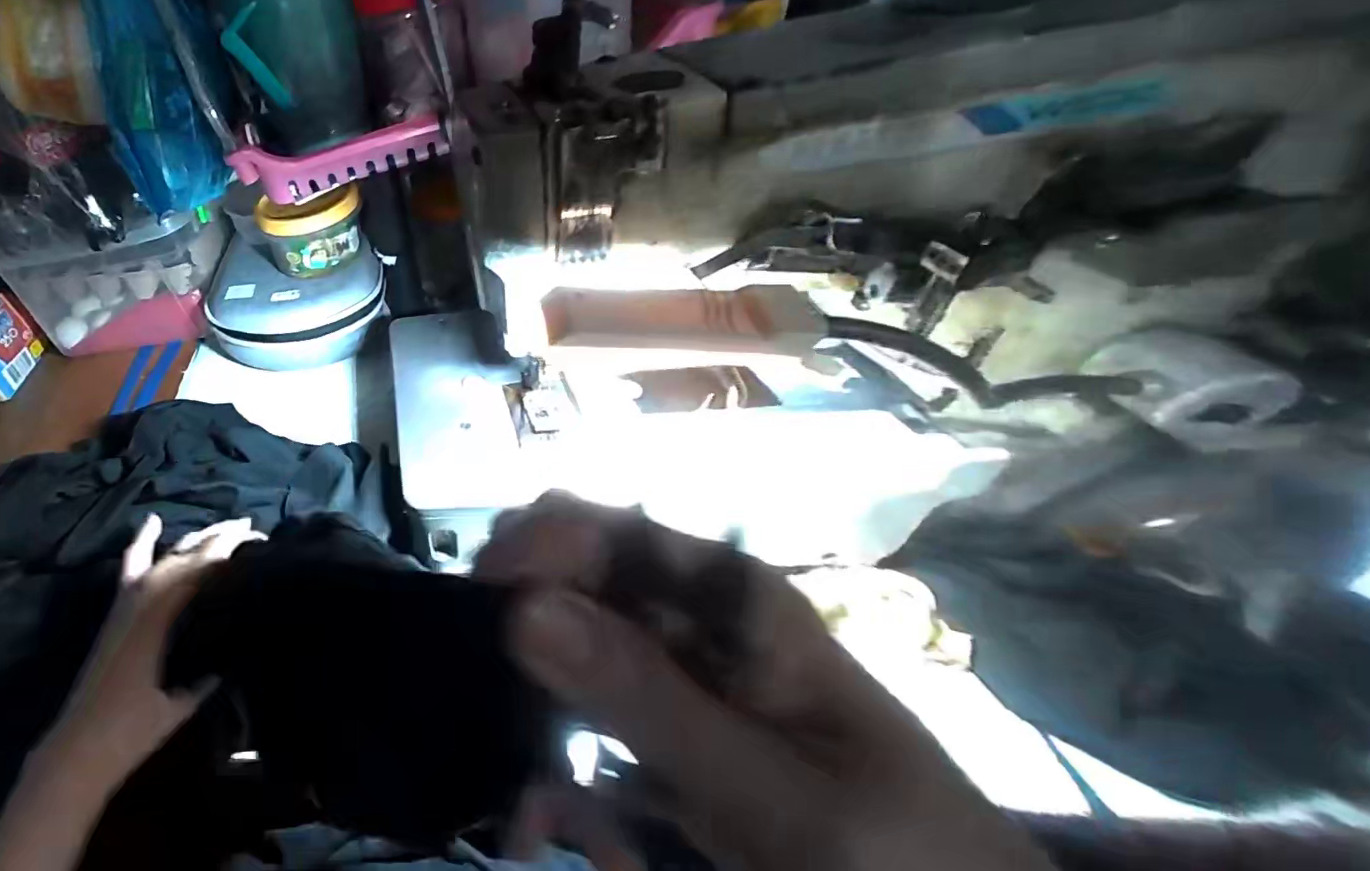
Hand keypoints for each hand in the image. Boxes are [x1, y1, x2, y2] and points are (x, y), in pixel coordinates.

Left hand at [43, 515, 263, 789]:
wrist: (79, 748)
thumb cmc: (137, 726)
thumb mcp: (188, 696)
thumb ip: (214, 665)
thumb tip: (242, 638)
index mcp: (167, 611)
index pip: (207, 565)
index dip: (234, 547)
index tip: (262, 540)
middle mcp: (148, 595)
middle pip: (190, 554)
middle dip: (221, 537)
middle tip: (251, 529)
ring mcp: (129, 600)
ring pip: (168, 557)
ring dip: (195, 540)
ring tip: (221, 528)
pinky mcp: (117, 609)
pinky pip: (131, 566)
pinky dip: (142, 541)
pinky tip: (153, 521)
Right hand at [477, 493, 1049, 870]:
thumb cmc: (893, 856)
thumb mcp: (776, 791)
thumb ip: (647, 697)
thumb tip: (521, 606)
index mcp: (724, 593)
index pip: (602, 531)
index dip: (531, 551)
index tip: (476, 610)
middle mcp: (687, 618)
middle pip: (571, 589)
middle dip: (522, 642)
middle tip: (492, 711)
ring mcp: (671, 680)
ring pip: (565, 665)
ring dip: (532, 724)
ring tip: (529, 814)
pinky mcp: (660, 739)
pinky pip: (582, 734)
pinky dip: (555, 778)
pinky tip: (546, 825)